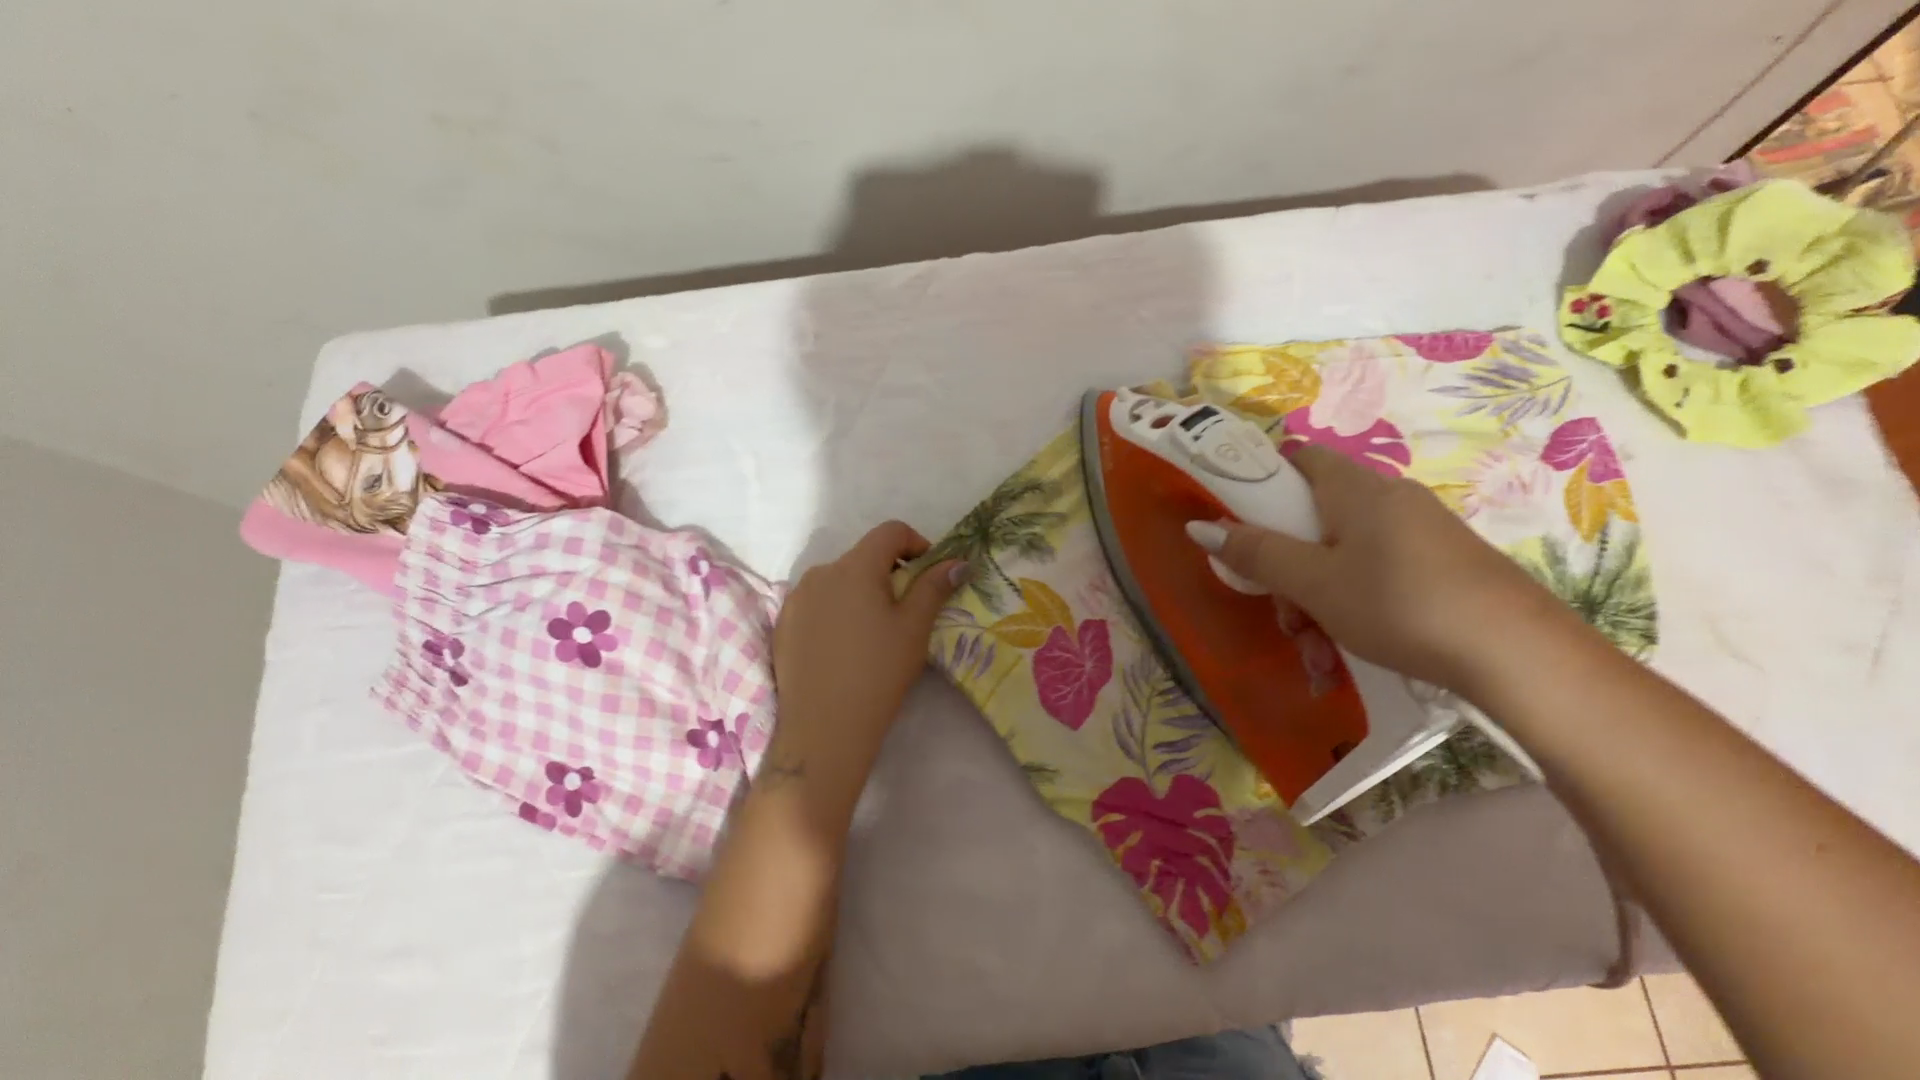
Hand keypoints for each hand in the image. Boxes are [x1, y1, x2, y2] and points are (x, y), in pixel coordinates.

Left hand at [766, 522, 966, 791]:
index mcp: (855, 567)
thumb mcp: (914, 628)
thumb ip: (934, 586)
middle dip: (889, 573)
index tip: (930, 575)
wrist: (823, 727)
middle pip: (863, 556)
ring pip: (838, 580)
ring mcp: (796, 598)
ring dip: (861, 592)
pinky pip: (817, 603)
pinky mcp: (784, 624)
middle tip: (907, 611)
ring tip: (874, 633)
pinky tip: (845, 648)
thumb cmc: (878, 672)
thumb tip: (957, 561)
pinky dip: (837, 611)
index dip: (917, 544)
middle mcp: (820, 572)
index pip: (890, 531)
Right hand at [1185, 444, 1583, 693]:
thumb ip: (1257, 554)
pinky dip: (1354, 607)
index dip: (1264, 480)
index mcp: (1356, 489)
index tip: (1243, 524)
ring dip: (1317, 600)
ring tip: (1318, 653)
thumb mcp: (1314, 584)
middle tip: (1285, 617)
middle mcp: (1389, 499)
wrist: (1514, 653)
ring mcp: (1421, 533)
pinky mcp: (1442, 566)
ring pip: (1345, 556)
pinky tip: (1352, 651)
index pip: (1300, 458)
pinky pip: (1378, 575)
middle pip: (1317, 518)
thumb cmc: (1399, 605)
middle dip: (1288, 568)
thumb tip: (1200, 526)